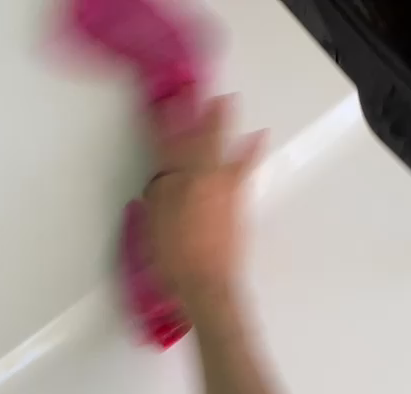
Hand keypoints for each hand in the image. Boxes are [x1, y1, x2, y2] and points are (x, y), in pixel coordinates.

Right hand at [144, 95, 265, 304]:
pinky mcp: (238, 200)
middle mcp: (201, 178)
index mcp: (175, 185)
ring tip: (224, 100)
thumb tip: (157, 184)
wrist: (208, 286)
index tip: (158, 104)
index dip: (161, 125)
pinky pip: (244, 167)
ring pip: (220, 146)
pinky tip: (258, 136)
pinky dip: (251, 150)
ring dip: (221, 122)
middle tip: (191, 91)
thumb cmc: (174, 264)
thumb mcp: (152, 232)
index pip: (164, 147)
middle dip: (191, 114)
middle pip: (195, 138)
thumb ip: (156, 202)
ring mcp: (223, 186)